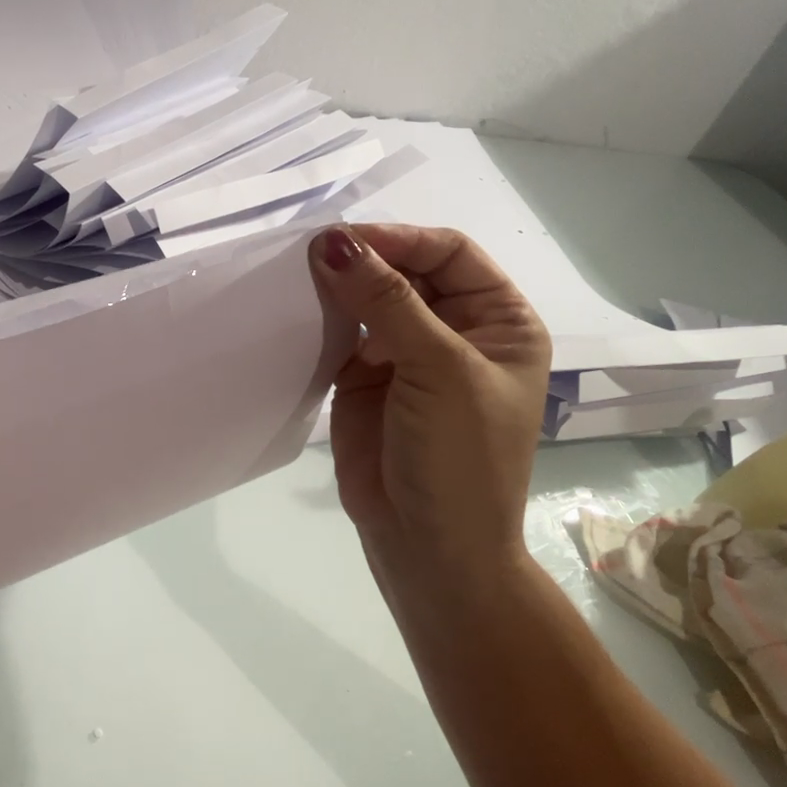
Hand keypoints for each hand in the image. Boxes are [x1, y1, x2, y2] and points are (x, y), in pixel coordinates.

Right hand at [308, 224, 549, 583]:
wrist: (429, 546)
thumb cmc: (459, 457)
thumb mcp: (436, 370)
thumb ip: (385, 301)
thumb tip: (332, 241)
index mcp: (497, 321)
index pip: (447, 253)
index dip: (398, 240)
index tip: (342, 239)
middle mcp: (452, 331)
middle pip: (403, 272)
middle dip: (361, 261)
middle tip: (303, 256)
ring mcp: (404, 357)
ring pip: (365, 302)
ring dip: (333, 290)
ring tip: (289, 278)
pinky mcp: (362, 382)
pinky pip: (337, 337)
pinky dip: (315, 324)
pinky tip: (289, 315)